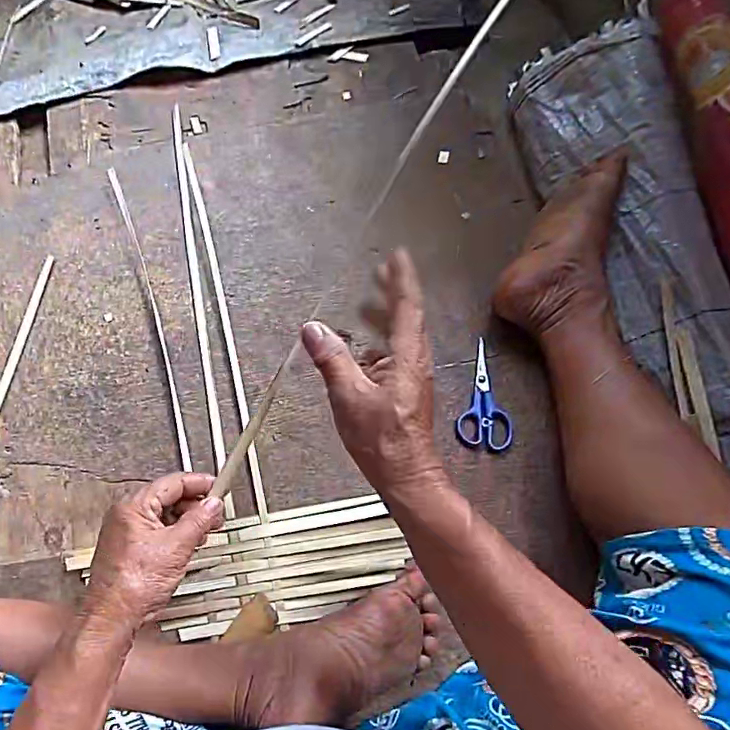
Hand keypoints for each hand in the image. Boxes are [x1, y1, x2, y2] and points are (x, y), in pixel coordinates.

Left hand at [83, 472, 226, 631]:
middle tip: (215, 513)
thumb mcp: (178, 546)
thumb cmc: (132, 585)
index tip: (218, 487)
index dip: (199, 484)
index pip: (173, 483)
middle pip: (170, 497)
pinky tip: (190, 544)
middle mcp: (127, 516)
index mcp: (133, 508)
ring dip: (189, 521)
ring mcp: (128, 532)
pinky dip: (178, 534)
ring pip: (166, 515)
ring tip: (204, 532)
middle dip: (196, 505)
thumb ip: (199, 520)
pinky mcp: (132, 548)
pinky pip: (160, 531)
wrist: (115, 615)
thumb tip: (213, 505)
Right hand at [302, 249, 447, 495]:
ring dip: (386, 318)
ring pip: (401, 338)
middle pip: (407, 318)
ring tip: (367, 306)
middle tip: (380, 273)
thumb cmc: (384, 441)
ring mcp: (413, 377)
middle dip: (393, 293)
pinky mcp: (407, 391)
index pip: (408, 307)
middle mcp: (415, 363)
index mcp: (407, 358)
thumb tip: (314, 330)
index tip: (397, 257)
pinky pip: (395, 358)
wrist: (406, 473)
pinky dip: (380, 344)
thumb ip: (332, 360)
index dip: (402, 280)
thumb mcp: (349, 397)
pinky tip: (363, 351)